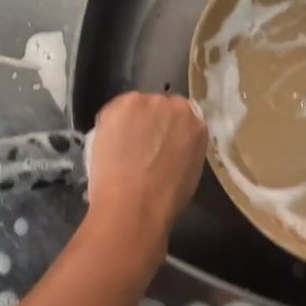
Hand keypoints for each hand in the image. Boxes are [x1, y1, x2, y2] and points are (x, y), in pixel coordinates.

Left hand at [85, 92, 207, 250]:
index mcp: (196, 124)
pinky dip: (111, 123)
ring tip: (120, 146)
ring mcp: (148, 102)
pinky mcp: (122, 104)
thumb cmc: (165, 199)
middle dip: (151, 121)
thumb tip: (172, 148)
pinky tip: (108, 144)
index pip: (182, 116)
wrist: (135, 203)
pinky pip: (115, 110)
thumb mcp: (189, 171)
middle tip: (139, 144)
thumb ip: (184, 149)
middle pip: (160, 106)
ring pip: (136, 106)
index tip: (159, 141)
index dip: (167, 129)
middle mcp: (176, 106)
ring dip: (131, 120)